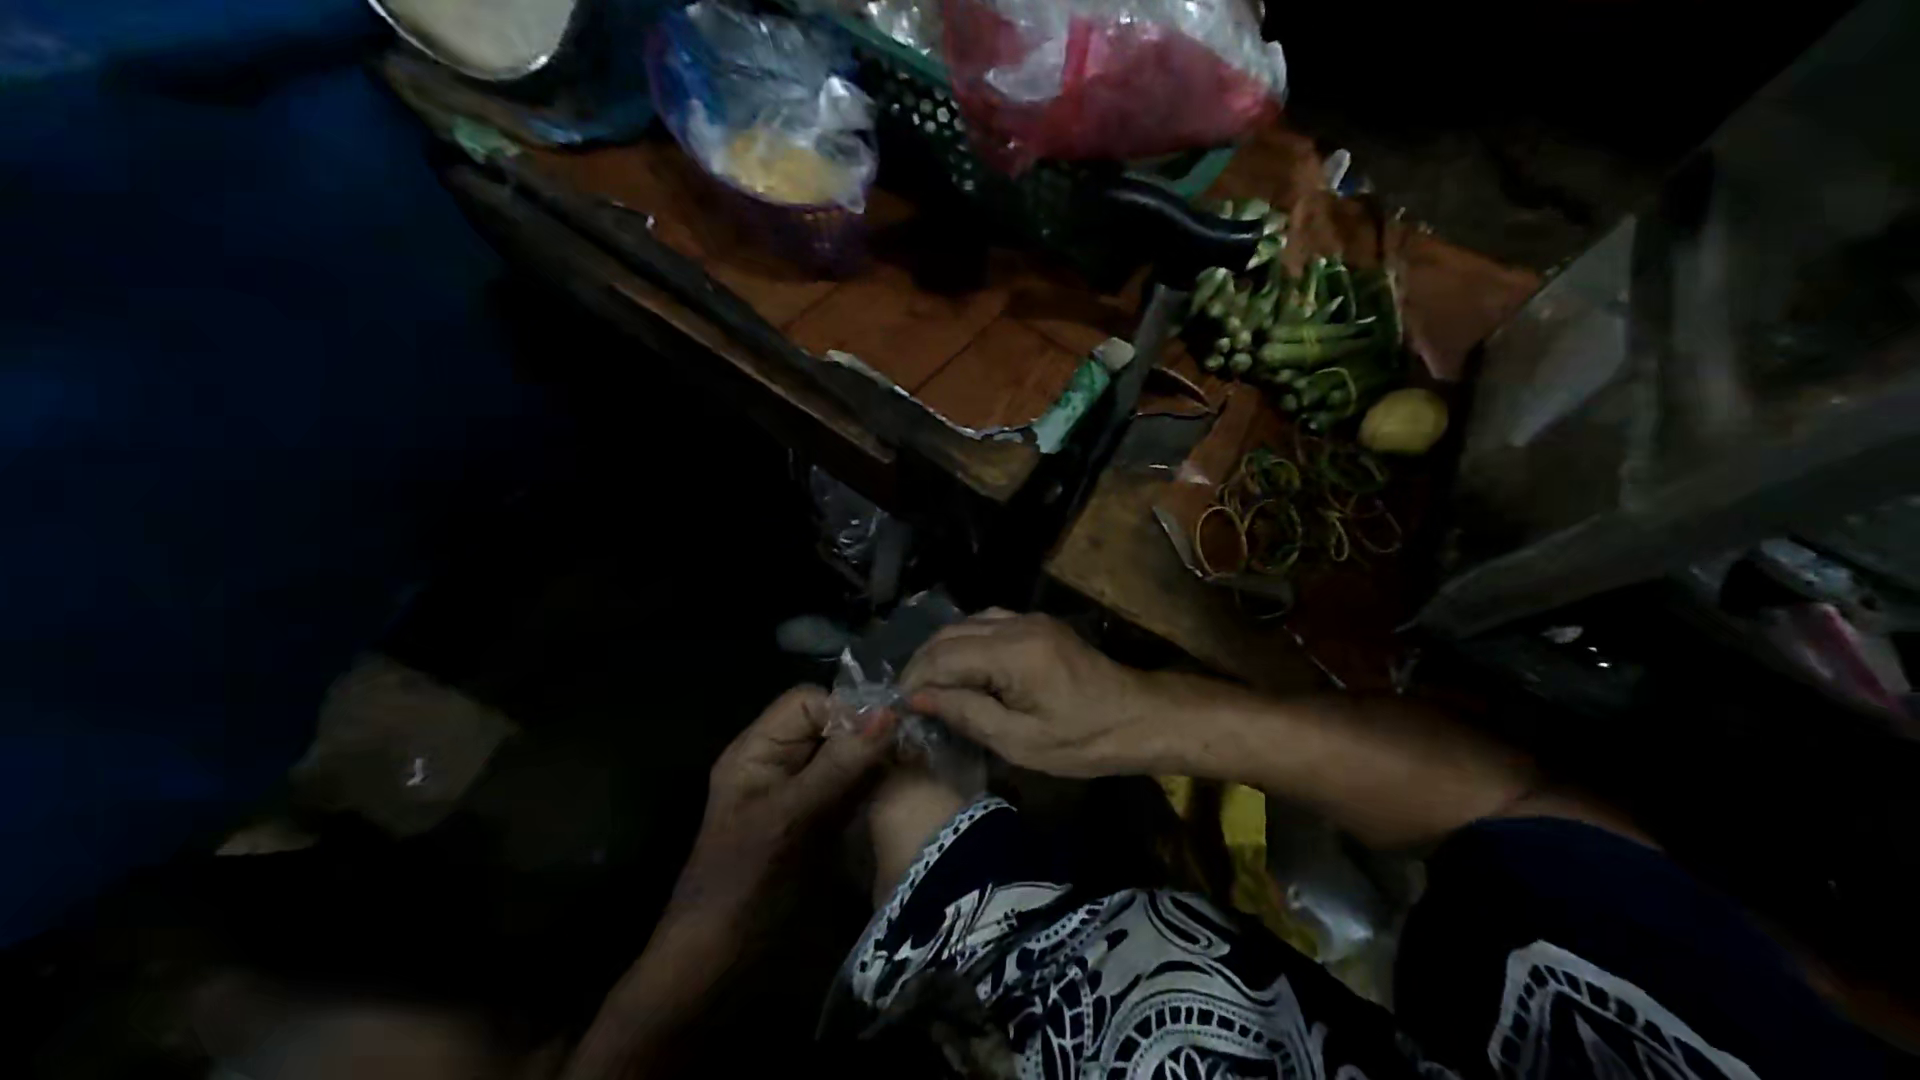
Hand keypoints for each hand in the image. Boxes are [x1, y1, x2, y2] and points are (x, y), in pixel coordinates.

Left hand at [667, 685, 892, 927]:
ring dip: (879, 762)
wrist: (719, 970)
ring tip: (916, 769)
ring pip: (848, 758)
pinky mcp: (822, 826)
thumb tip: (889, 714)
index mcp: (758, 752)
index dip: (848, 710)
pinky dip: (877, 789)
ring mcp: (803, 797)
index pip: (809, 703)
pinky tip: (903, 795)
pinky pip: (854, 791)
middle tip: (914, 750)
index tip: (890, 731)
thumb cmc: (744, 886)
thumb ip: (839, 766)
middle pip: (831, 728)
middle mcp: (781, 766)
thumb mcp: (790, 819)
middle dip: (869, 735)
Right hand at [900, 611, 1155, 776]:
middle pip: (949, 633)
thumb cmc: (1083, 741)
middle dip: (922, 664)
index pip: (944, 656)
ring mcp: (1028, 619)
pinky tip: (959, 668)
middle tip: (908, 700)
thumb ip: (966, 713)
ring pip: (965, 624)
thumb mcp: (1020, 742)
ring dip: (941, 652)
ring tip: (927, 687)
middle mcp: (1017, 624)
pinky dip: (964, 643)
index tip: (898, 707)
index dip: (915, 680)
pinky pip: (986, 623)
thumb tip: (918, 697)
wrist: (1140, 717)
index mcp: (1013, 652)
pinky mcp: (1036, 625)